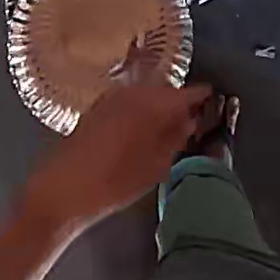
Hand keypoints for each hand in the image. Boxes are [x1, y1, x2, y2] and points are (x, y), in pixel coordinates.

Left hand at [19, 83, 214, 234]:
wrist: (62, 190)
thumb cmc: (114, 181)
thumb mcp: (156, 165)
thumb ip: (176, 138)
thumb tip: (191, 121)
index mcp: (153, 102)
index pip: (188, 92)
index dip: (204, 97)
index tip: (217, 102)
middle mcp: (134, 91)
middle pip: (167, 90)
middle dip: (182, 102)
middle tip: (196, 121)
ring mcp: (113, 97)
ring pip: (147, 94)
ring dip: (161, 106)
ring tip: (171, 129)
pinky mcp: (98, 107)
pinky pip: (130, 101)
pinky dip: (142, 110)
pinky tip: (144, 131)